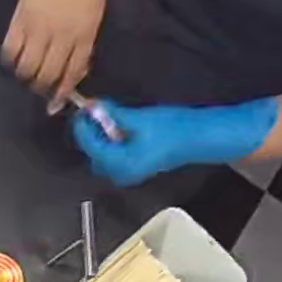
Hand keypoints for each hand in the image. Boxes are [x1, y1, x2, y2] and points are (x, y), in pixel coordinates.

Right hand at [3, 0, 105, 112]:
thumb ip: (83, 48)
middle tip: (37, 87)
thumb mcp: (93, 18)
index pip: (71, 72)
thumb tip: (72, 78)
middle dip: (41, 87)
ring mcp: (38, 29)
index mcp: (82, 35)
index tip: (53, 105)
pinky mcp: (20, 23)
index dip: (61, 92)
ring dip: (24, 76)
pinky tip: (13, 60)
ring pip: (26, 69)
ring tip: (25, 73)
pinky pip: (10, 52)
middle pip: (45, 75)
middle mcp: (60, 35)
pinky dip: (10, 61)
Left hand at [72, 97, 280, 186]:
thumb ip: (113, 115)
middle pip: (93, 153)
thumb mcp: (140, 118)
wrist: (200, 137)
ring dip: (101, 137)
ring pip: (102, 156)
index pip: (90, 146)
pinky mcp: (133, 170)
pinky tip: (118, 127)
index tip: (81, 110)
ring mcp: (126, 174)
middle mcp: (118, 174)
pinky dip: (111, 143)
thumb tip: (93, 107)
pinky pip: (114, 157)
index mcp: (119, 164)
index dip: (83, 127)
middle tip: (94, 112)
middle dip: (91, 133)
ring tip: (107, 117)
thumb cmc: (174, 127)